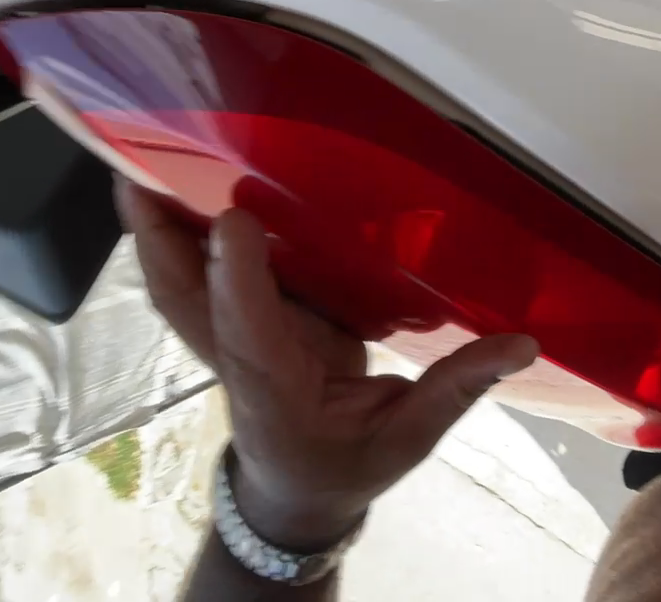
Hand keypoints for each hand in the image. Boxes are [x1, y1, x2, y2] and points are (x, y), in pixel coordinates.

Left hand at [117, 179, 538, 549]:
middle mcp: (241, 357)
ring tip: (150, 162)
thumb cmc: (349, 467)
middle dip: (157, 239)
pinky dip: (188, 236)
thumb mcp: (410, 437)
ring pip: (179, 285)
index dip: (238, 278)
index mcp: (276, 389)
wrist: (297, 497)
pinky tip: (196, 191)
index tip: (236, 220)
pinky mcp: (244, 324)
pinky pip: (204, 278)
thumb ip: (460, 388)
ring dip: (159, 230)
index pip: (250, 332)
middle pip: (181, 299)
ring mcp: (234, 339)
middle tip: (139, 169)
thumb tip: (521, 344)